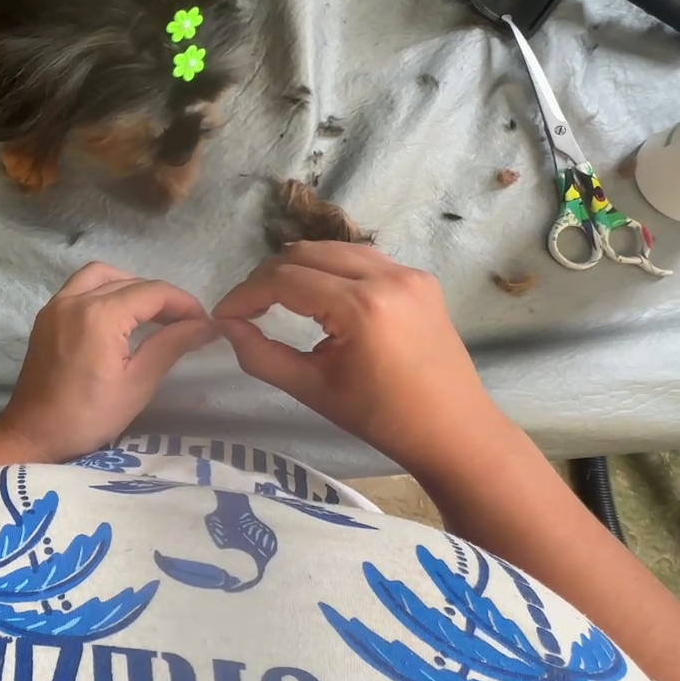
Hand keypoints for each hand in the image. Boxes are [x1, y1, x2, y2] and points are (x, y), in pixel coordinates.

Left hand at [0, 262, 217, 461]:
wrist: (33, 434)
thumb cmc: (87, 416)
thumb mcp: (137, 384)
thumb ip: (171, 345)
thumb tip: (207, 325)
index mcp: (99, 314)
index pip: (152, 292)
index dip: (184, 303)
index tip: (205, 323)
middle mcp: (74, 299)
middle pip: (129, 282)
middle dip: (161, 297)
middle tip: (185, 323)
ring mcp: (56, 305)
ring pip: (101, 276)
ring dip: (130, 286)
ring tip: (152, 314)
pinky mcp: (46, 316)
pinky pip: (79, 287)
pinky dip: (104, 290)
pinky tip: (119, 316)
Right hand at [212, 242, 513, 474]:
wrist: (455, 431)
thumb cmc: (379, 417)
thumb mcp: (310, 388)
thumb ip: (258, 355)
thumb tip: (225, 326)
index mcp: (360, 307)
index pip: (283, 280)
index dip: (245, 294)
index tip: (224, 316)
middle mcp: (386, 277)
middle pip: (303, 254)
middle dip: (265, 277)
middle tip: (246, 308)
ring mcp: (407, 273)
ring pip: (330, 248)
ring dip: (294, 268)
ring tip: (273, 298)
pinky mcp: (418, 278)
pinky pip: (358, 257)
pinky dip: (327, 267)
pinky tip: (314, 292)